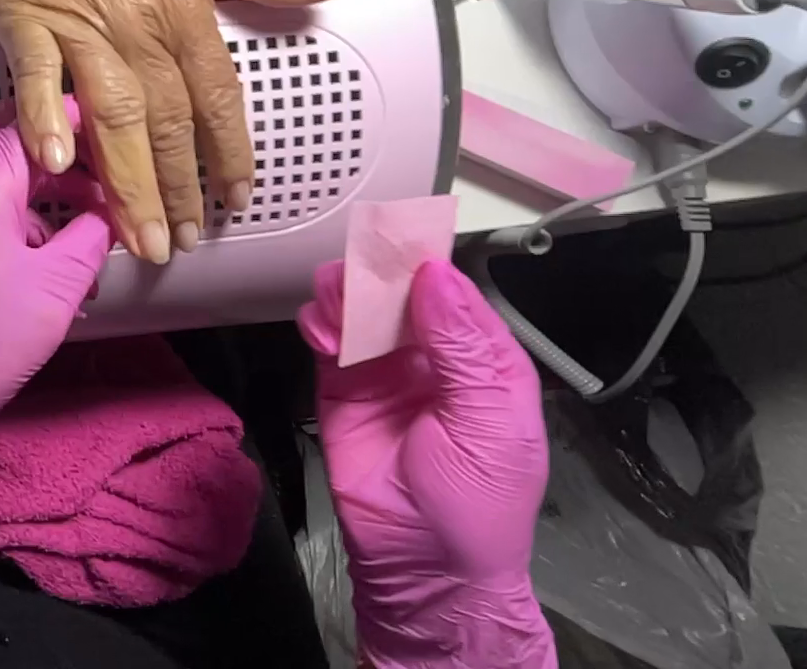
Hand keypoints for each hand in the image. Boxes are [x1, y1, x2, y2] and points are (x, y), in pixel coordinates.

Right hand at [0, 0, 351, 266]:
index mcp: (186, 12)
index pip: (217, 100)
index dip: (229, 154)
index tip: (236, 200)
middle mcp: (139, 31)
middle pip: (166, 126)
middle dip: (179, 191)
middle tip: (181, 245)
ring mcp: (82, 30)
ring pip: (113, 118)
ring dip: (128, 182)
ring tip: (138, 238)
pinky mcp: (29, 22)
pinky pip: (38, 78)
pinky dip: (46, 118)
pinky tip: (55, 163)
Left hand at [0, 102, 112, 543]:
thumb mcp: (53, 291)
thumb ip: (91, 237)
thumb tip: (108, 214)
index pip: (40, 120)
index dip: (88, 126)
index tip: (125, 143)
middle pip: (20, 141)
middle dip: (72, 161)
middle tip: (117, 186)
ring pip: (2, 174)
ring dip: (47, 193)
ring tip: (90, 230)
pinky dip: (18, 215)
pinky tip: (48, 256)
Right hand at [298, 260, 554, 668]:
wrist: (420, 566)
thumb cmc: (475, 506)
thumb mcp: (491, 428)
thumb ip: (464, 350)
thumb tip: (436, 276)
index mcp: (479, 357)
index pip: (451, 291)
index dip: (423, 262)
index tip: (394, 239)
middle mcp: (428, 352)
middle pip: (395, 289)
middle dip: (372, 275)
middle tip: (356, 279)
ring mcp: (379, 364)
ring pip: (354, 304)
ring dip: (340, 296)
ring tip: (336, 313)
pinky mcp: (337, 380)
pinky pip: (322, 333)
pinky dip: (316, 324)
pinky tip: (323, 338)